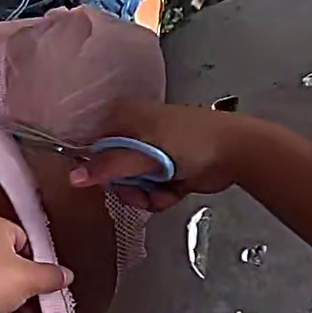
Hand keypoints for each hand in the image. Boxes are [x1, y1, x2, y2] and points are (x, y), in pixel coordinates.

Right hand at [67, 101, 270, 210]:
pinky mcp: (168, 167)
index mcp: (125, 117)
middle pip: (114, 171)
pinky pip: (152, 187)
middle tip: (144, 190)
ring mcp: (153, 150)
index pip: (95, 149)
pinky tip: (176, 191)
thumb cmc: (191, 143)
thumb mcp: (145, 155)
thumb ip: (109, 168)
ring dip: (148, 194)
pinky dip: (162, 194)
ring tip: (165, 191)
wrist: (238, 150)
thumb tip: (73, 177)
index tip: (113, 184)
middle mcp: (136, 131)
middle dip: (130, 188)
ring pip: (134, 183)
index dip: (101, 171)